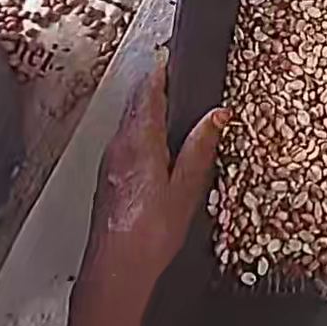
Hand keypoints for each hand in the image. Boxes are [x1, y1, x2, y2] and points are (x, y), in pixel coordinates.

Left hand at [86, 54, 227, 291]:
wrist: (116, 269)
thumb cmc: (150, 233)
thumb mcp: (186, 187)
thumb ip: (200, 147)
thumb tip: (217, 116)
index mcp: (139, 142)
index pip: (148, 92)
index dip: (161, 70)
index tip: (172, 56)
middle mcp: (120, 145)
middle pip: (136, 101)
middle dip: (155, 83)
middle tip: (175, 72)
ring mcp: (111, 159)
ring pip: (129, 118)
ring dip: (147, 104)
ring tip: (170, 99)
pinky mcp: (109, 173)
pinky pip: (125, 136)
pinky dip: (141, 124)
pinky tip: (157, 137)